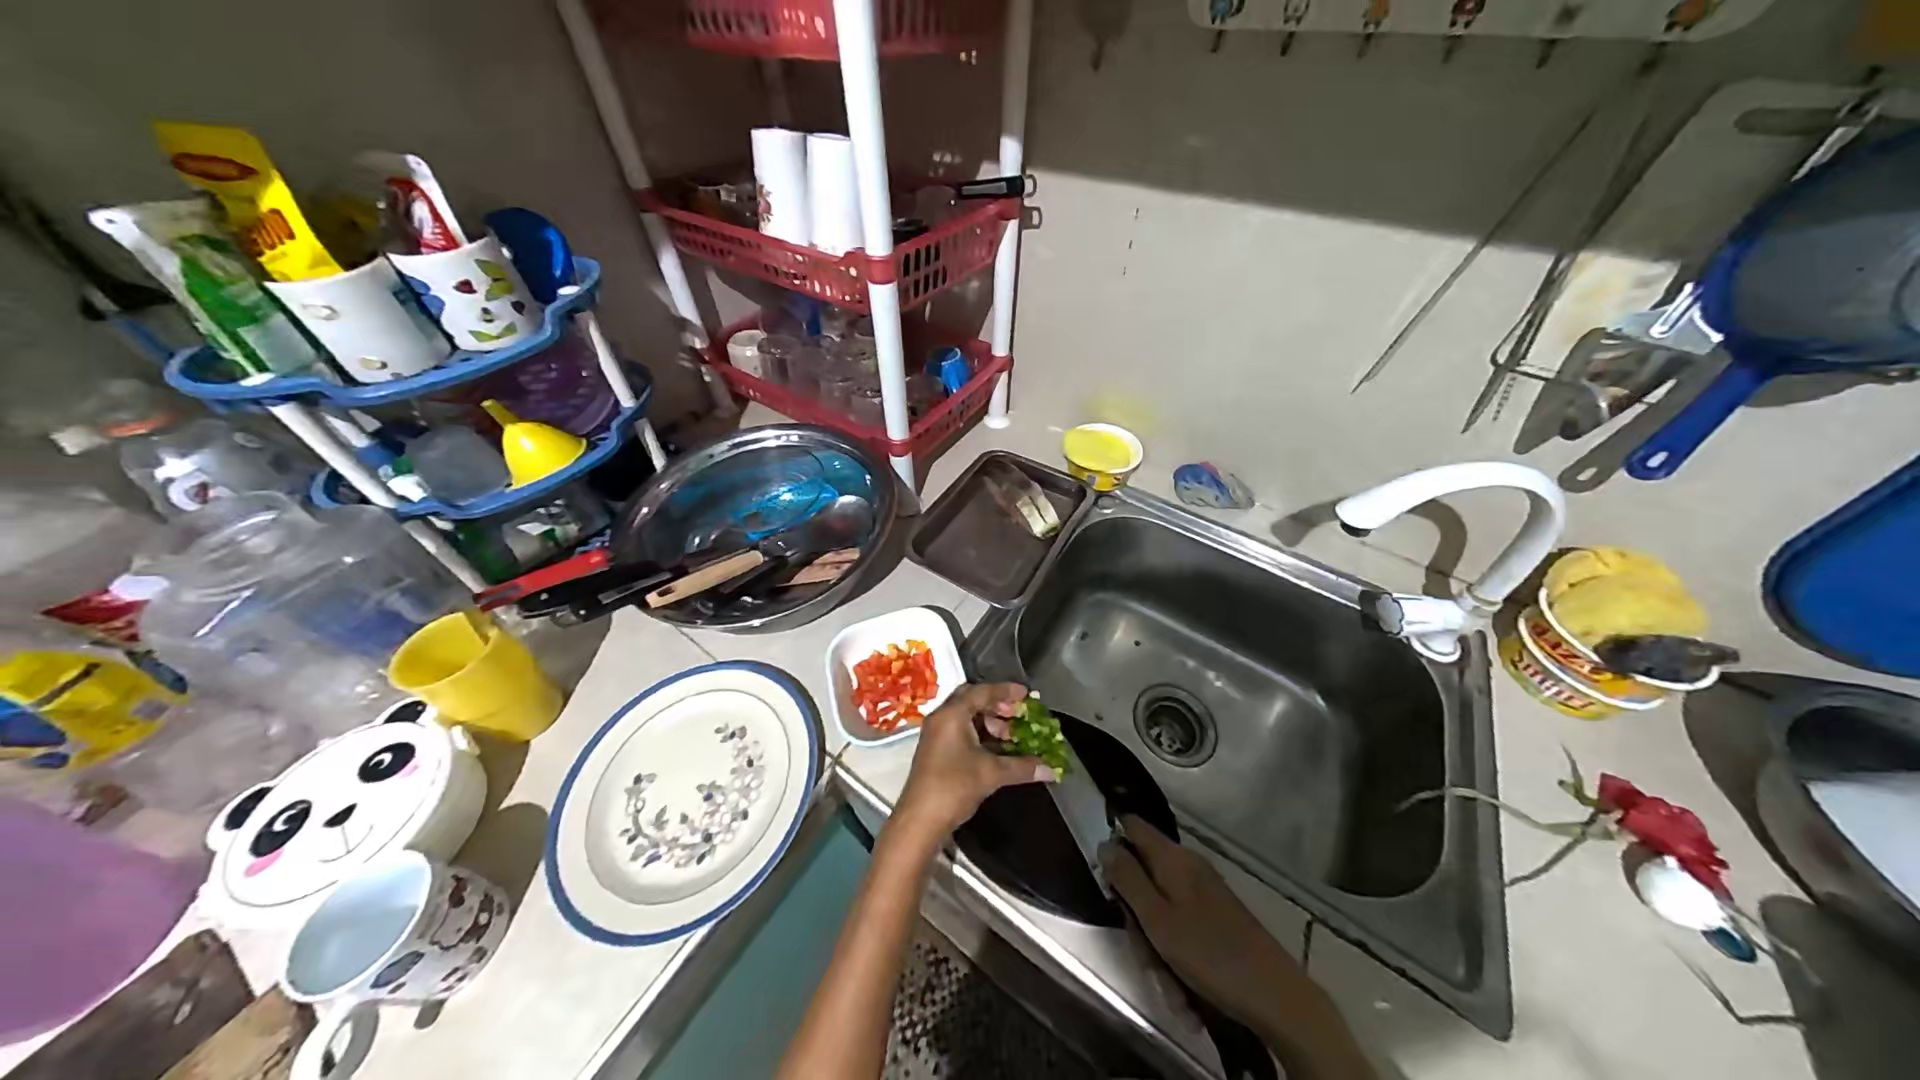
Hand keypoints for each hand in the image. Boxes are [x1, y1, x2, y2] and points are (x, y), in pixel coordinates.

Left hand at [895, 682, 1056, 836]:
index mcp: (952, 714)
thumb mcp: (991, 773)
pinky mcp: (937, 751)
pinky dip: (981, 736)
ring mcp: (937, 735)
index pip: (982, 692)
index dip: (1006, 691)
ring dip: (991, 723)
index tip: (1027, 695)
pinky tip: (1000, 751)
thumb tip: (1050, 769)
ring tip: (1013, 736)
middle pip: (972, 700)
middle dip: (997, 706)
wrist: (921, 820)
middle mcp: (942, 718)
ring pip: (967, 718)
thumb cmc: (954, 787)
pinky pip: (962, 732)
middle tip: (1019, 714)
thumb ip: (1022, 767)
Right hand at [1101, 815, 1313, 1030]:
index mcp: (1174, 859)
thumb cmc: (1211, 954)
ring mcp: (1206, 895)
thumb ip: (1127, 878)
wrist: (1278, 999)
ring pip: (1161, 912)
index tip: (1102, 872)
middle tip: (1143, 949)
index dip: (1112, 840)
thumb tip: (1104, 843)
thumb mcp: (1157, 919)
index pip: (1133, 826)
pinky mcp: (1217, 922)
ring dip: (1158, 950)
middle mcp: (1190, 869)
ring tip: (1170, 985)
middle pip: (1143, 877)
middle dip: (1137, 918)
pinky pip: (1182, 933)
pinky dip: (1178, 961)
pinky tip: (1187, 994)